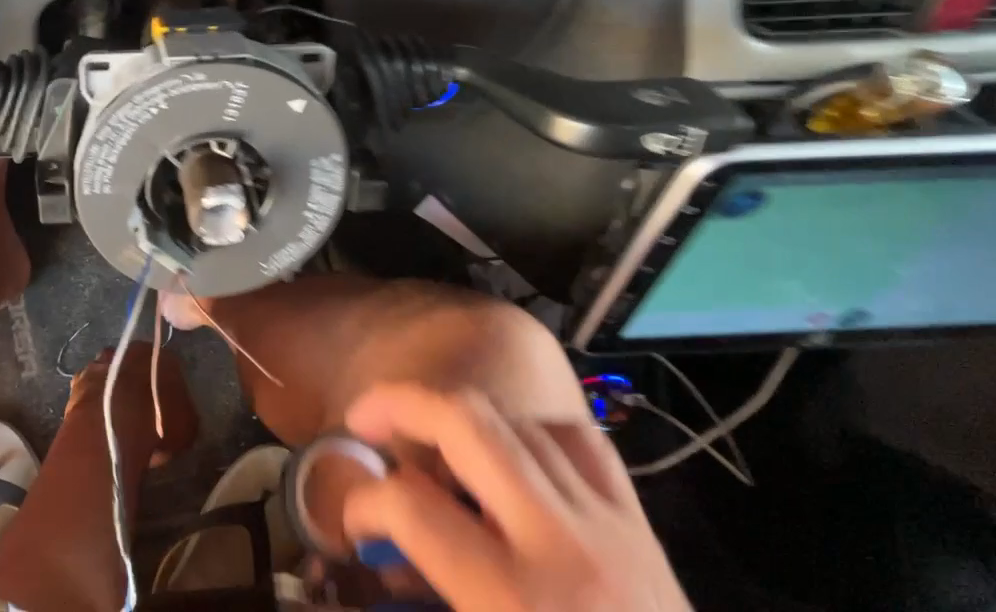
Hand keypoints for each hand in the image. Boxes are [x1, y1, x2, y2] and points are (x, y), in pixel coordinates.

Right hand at [341, 384, 691, 611]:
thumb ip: (427, 602)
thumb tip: (384, 558)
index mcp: (515, 601)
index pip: (412, 509)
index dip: (364, 503)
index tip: (352, 521)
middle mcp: (562, 544)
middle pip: (467, 424)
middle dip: (400, 404)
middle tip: (364, 418)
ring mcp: (610, 525)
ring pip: (519, 421)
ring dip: (462, 420)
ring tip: (434, 445)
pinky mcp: (642, 525)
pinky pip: (579, 440)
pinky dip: (530, 431)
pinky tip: (509, 451)